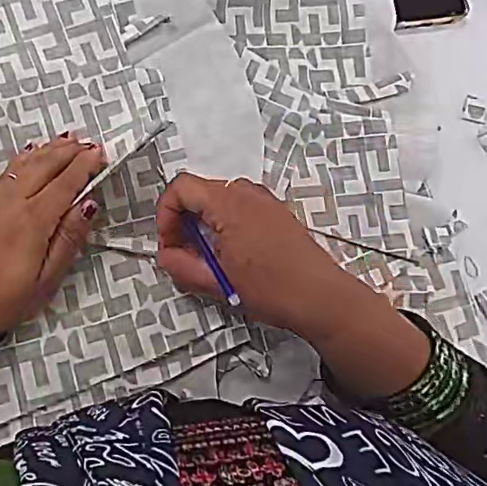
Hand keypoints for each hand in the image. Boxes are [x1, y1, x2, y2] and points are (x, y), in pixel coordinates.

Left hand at [0, 134, 106, 349]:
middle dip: (70, 151)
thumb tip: (88, 204)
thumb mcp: (47, 279)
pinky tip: (32, 153)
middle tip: (91, 143)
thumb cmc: (6, 301)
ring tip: (69, 139)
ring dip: (49, 150)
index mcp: (32, 222)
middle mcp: (13, 205)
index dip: (84, 166)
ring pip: (26, 166)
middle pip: (45, 166)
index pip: (65, 183)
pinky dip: (25, 158)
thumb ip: (69, 238)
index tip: (101, 153)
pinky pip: (9, 173)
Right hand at [154, 172, 375, 339]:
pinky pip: (238, 208)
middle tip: (184, 254)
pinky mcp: (275, 213)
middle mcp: (247, 194)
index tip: (169, 241)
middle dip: (184, 222)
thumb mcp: (217, 282)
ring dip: (204, 225)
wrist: (320, 297)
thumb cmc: (278, 289)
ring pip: (218, 201)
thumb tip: (167, 257)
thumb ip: (181, 266)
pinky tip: (231, 257)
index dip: (166, 215)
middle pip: (199, 193)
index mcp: (229, 204)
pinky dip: (225, 226)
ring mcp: (264, 201)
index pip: (181, 188)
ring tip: (209, 259)